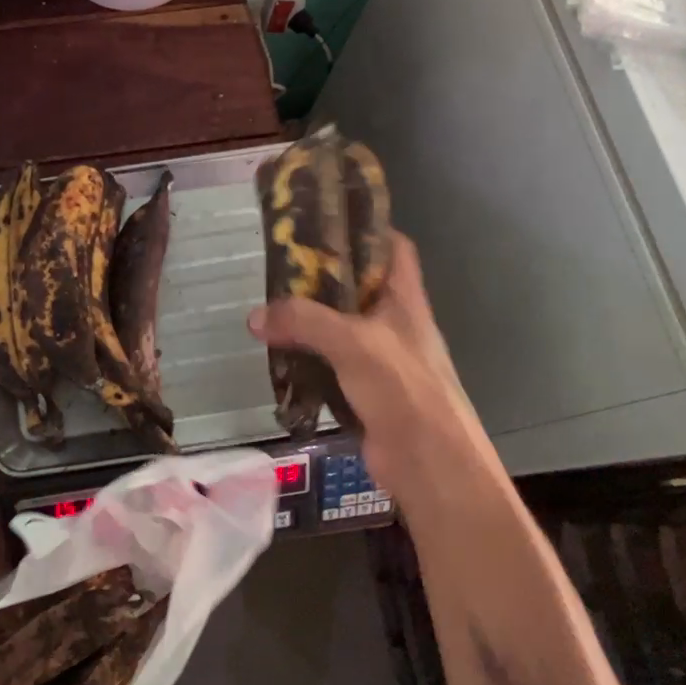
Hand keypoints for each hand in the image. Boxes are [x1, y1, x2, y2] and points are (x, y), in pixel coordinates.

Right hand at [246, 232, 487, 487]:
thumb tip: (255, 317)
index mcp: (406, 301)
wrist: (429, 463)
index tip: (327, 221)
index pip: (395, 249)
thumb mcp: (351, 342)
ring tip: (272, 307)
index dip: (368, 230)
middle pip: (360, 287)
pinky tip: (280, 355)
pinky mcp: (366, 392)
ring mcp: (382, 360)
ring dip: (311, 320)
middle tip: (283, 266)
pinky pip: (332, 364)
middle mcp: (396, 325)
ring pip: (342, 327)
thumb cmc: (404, 389)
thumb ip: (303, 322)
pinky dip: (308, 358)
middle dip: (324, 276)